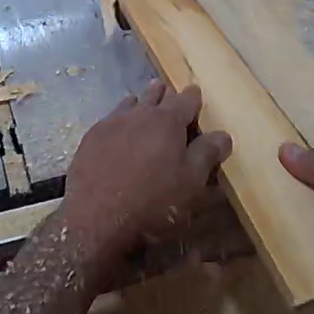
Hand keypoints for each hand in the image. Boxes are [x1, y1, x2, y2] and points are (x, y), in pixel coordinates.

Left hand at [63, 82, 231, 256]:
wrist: (97, 219)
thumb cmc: (154, 203)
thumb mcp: (192, 183)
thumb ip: (207, 154)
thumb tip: (222, 134)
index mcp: (168, 121)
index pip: (187, 99)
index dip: (194, 98)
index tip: (197, 99)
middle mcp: (140, 114)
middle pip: (156, 94)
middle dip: (166, 95)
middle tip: (170, 100)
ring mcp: (112, 123)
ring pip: (131, 103)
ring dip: (141, 104)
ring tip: (145, 111)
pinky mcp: (90, 138)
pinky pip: (110, 119)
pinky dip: (120, 120)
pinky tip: (119, 133)